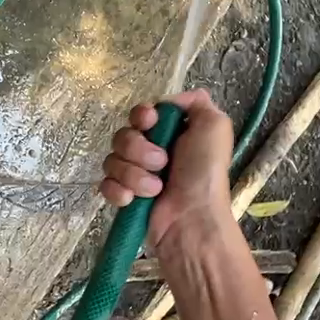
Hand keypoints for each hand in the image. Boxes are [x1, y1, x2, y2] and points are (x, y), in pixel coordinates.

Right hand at [100, 89, 234, 250]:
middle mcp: (150, 150)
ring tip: (154, 189)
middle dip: (138, 149)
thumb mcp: (214, 126)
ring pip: (111, 160)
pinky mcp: (123, 196)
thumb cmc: (205, 173)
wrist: (191, 218)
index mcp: (170, 132)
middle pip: (123, 135)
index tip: (150, 124)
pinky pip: (105, 184)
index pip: (140, 113)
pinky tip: (132, 200)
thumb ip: (195, 102)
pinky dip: (118, 191)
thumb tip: (167, 102)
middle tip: (161, 163)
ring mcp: (134, 174)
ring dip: (132, 174)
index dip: (141, 116)